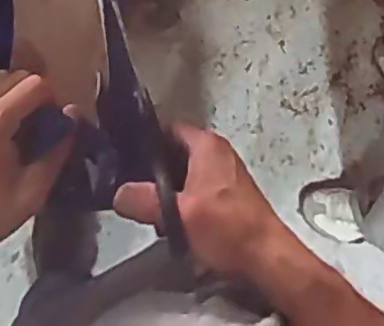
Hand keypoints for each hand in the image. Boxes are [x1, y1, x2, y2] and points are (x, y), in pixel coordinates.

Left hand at [0, 69, 75, 273]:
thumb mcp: (32, 192)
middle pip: (12, 75)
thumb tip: (72, 111)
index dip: (49, 98)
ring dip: (5, 88)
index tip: (49, 120)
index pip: (34, 84)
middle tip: (33, 119)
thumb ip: (58, 148)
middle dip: (30, 92)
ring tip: (8, 115)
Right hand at [114, 124, 295, 281]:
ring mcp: (227, 170)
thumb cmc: (225, 225)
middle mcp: (218, 150)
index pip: (170, 128)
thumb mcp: (178, 214)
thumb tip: (119, 193)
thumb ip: (145, 201)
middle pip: (178, 151)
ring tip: (157, 213)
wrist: (264, 255)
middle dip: (159, 172)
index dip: (149, 141)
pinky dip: (188, 199)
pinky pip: (201, 186)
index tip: (130, 157)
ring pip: (189, 171)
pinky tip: (180, 223)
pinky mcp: (232, 191)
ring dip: (173, 190)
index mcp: (206, 144)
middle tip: (140, 191)